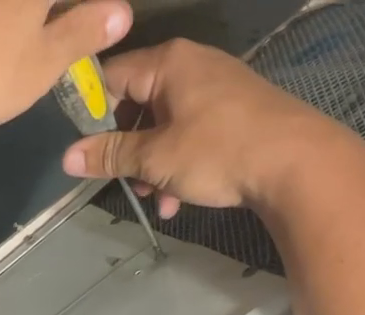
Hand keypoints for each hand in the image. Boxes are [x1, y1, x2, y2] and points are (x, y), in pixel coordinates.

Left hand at [0, 0, 133, 143]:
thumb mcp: (41, 65)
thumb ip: (81, 32)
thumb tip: (121, 11)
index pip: (68, 1)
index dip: (82, 11)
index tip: (92, 19)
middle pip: (27, 4)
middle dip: (40, 17)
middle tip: (43, 30)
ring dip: (4, 18)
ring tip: (8, 38)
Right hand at [61, 39, 364, 219]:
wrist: (296, 163)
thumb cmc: (218, 151)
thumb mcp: (155, 158)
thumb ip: (110, 155)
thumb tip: (67, 156)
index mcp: (168, 63)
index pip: (111, 77)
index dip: (92, 113)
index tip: (84, 148)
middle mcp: (192, 66)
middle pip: (138, 104)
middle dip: (127, 149)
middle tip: (123, 181)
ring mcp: (216, 88)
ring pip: (165, 127)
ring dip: (152, 167)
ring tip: (156, 199)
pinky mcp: (235, 113)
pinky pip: (191, 135)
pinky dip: (179, 166)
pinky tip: (179, 201)